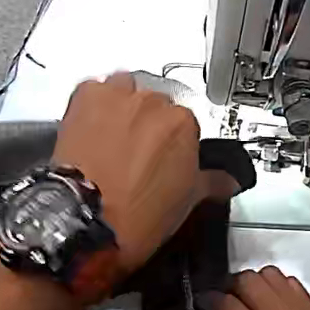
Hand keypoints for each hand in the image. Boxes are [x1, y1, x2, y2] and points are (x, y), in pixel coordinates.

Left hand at [51, 73, 206, 274]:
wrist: (84, 220)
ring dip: (122, 108)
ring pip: (125, 90)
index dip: (173, 141)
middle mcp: (152, 103)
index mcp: (183, 124)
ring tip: (112, 139)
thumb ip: (211, 182)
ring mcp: (118, 98)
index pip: (185, 122)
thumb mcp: (185, 203)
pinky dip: (92, 105)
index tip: (163, 155)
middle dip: (147, 125)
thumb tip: (225, 181)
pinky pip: (94, 90)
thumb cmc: (131, 215)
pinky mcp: (85, 97)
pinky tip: (91, 131)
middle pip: (155, 104)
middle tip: (136, 152)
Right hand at [189, 267, 309, 309]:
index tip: (200, 306)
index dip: (208, 301)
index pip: (226, 305)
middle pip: (247, 280)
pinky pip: (293, 284)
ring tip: (249, 304)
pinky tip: (273, 307)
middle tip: (224, 306)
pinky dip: (277, 286)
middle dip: (229, 287)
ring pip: (271, 274)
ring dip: (254, 283)